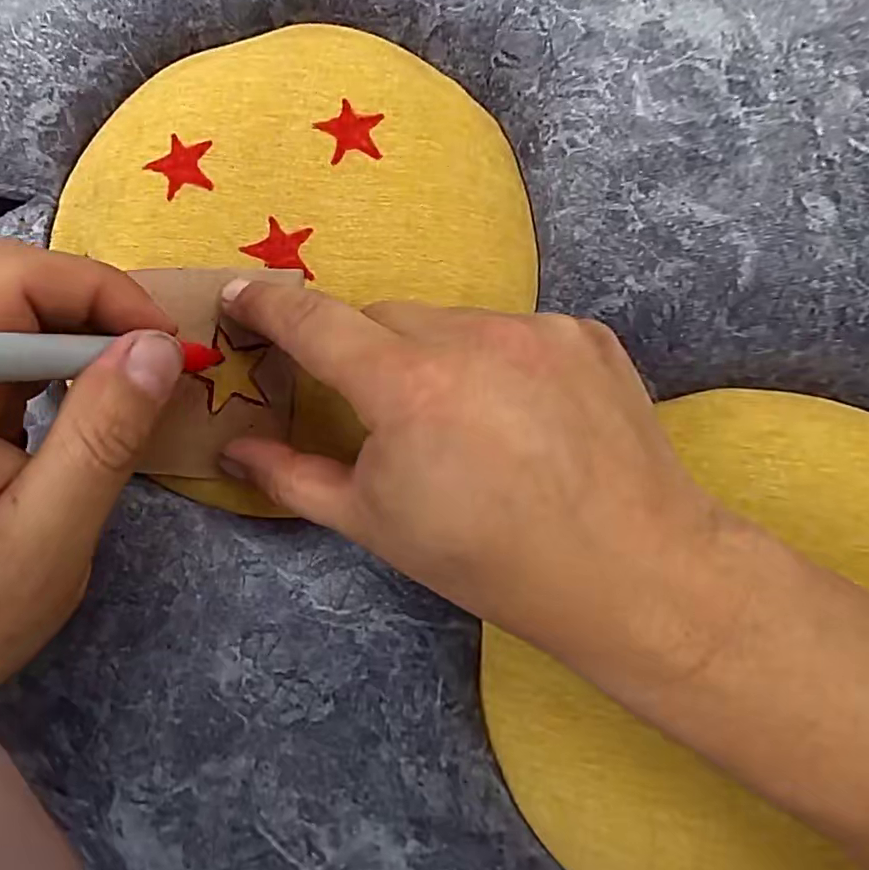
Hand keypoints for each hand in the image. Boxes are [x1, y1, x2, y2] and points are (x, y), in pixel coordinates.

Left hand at [0, 241, 182, 736]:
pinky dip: (37, 373)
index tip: (166, 345)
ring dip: (67, 345)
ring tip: (121, 394)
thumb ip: (104, 436)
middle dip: (90, 315)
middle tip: (153, 369)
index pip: (8, 282)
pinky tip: (68, 413)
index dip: (101, 293)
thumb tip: (159, 347)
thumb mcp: (46, 542)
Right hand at [218, 282, 740, 671]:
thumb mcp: (372, 523)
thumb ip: (291, 475)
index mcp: (407, 388)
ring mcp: (535, 328)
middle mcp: (471, 338)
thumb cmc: (485, 558)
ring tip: (459, 422)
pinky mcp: (582, 333)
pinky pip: (506, 329)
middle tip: (378, 410)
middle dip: (362, 351)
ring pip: (445, 321)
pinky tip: (514, 414)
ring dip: (429, 356)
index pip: (316, 321)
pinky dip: (488, 359)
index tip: (240, 295)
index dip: (269, 304)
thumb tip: (234, 450)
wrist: (633, 574)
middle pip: (381, 317)